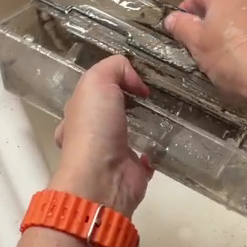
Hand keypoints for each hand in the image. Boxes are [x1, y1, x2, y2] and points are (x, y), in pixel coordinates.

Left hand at [50, 55, 153, 216]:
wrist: (103, 178)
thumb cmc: (95, 127)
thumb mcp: (96, 81)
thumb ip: (114, 68)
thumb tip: (136, 82)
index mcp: (78, 112)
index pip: (93, 92)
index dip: (113, 81)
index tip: (137, 76)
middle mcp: (93, 133)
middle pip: (114, 111)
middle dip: (132, 103)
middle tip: (155, 93)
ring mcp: (113, 153)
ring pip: (132, 132)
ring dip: (147, 123)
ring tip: (167, 109)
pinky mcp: (134, 170)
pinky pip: (148, 156)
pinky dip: (157, 149)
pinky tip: (166, 138)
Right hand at [163, 0, 246, 109]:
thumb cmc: (240, 60)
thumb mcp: (199, 46)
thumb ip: (183, 28)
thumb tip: (174, 19)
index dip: (186, 11)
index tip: (181, 28)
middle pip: (223, 3)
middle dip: (211, 23)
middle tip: (202, 47)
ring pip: (244, 17)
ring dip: (233, 32)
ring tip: (228, 59)